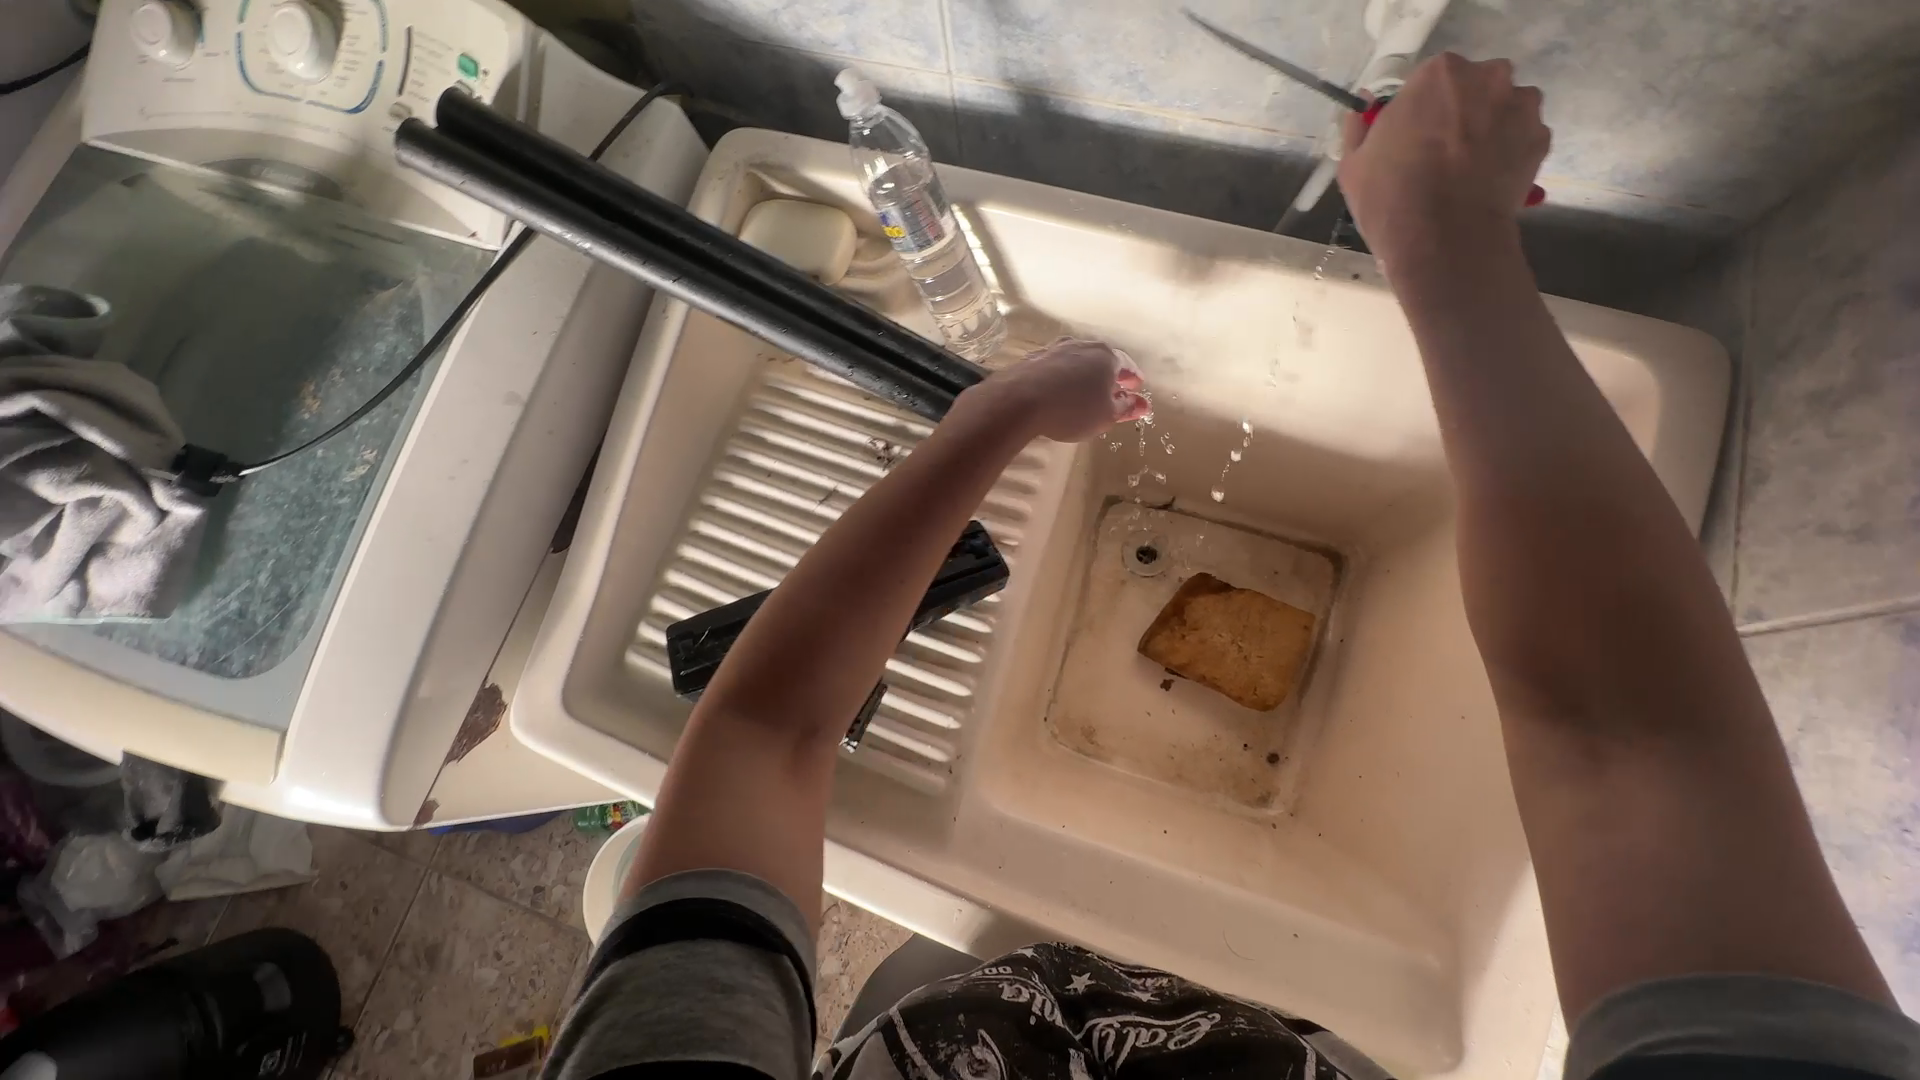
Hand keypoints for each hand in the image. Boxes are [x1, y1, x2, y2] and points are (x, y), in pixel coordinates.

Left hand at [959, 337, 1151, 441]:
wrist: (1019, 401)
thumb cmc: (1072, 410)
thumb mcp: (1105, 415)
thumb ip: (1125, 408)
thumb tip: (1143, 404)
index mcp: (1106, 356)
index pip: (1127, 365)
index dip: (1133, 379)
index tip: (1136, 388)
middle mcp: (1082, 346)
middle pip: (1101, 359)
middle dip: (1108, 374)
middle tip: (1113, 389)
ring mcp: (1055, 349)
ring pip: (1077, 360)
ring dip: (1084, 373)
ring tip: (1085, 389)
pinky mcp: (1033, 359)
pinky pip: (1056, 367)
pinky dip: (1062, 376)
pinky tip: (1058, 388)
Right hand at [1336, 54, 1549, 264]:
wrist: (1443, 239)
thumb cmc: (1390, 198)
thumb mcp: (1353, 165)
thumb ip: (1359, 128)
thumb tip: (1363, 110)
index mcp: (1439, 74)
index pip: (1428, 81)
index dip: (1417, 111)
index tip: (1409, 138)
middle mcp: (1488, 77)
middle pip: (1471, 88)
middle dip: (1458, 113)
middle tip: (1437, 154)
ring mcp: (1521, 106)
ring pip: (1501, 110)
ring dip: (1486, 130)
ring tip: (1464, 172)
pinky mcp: (1540, 138)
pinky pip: (1519, 139)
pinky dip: (1505, 155)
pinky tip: (1484, 183)